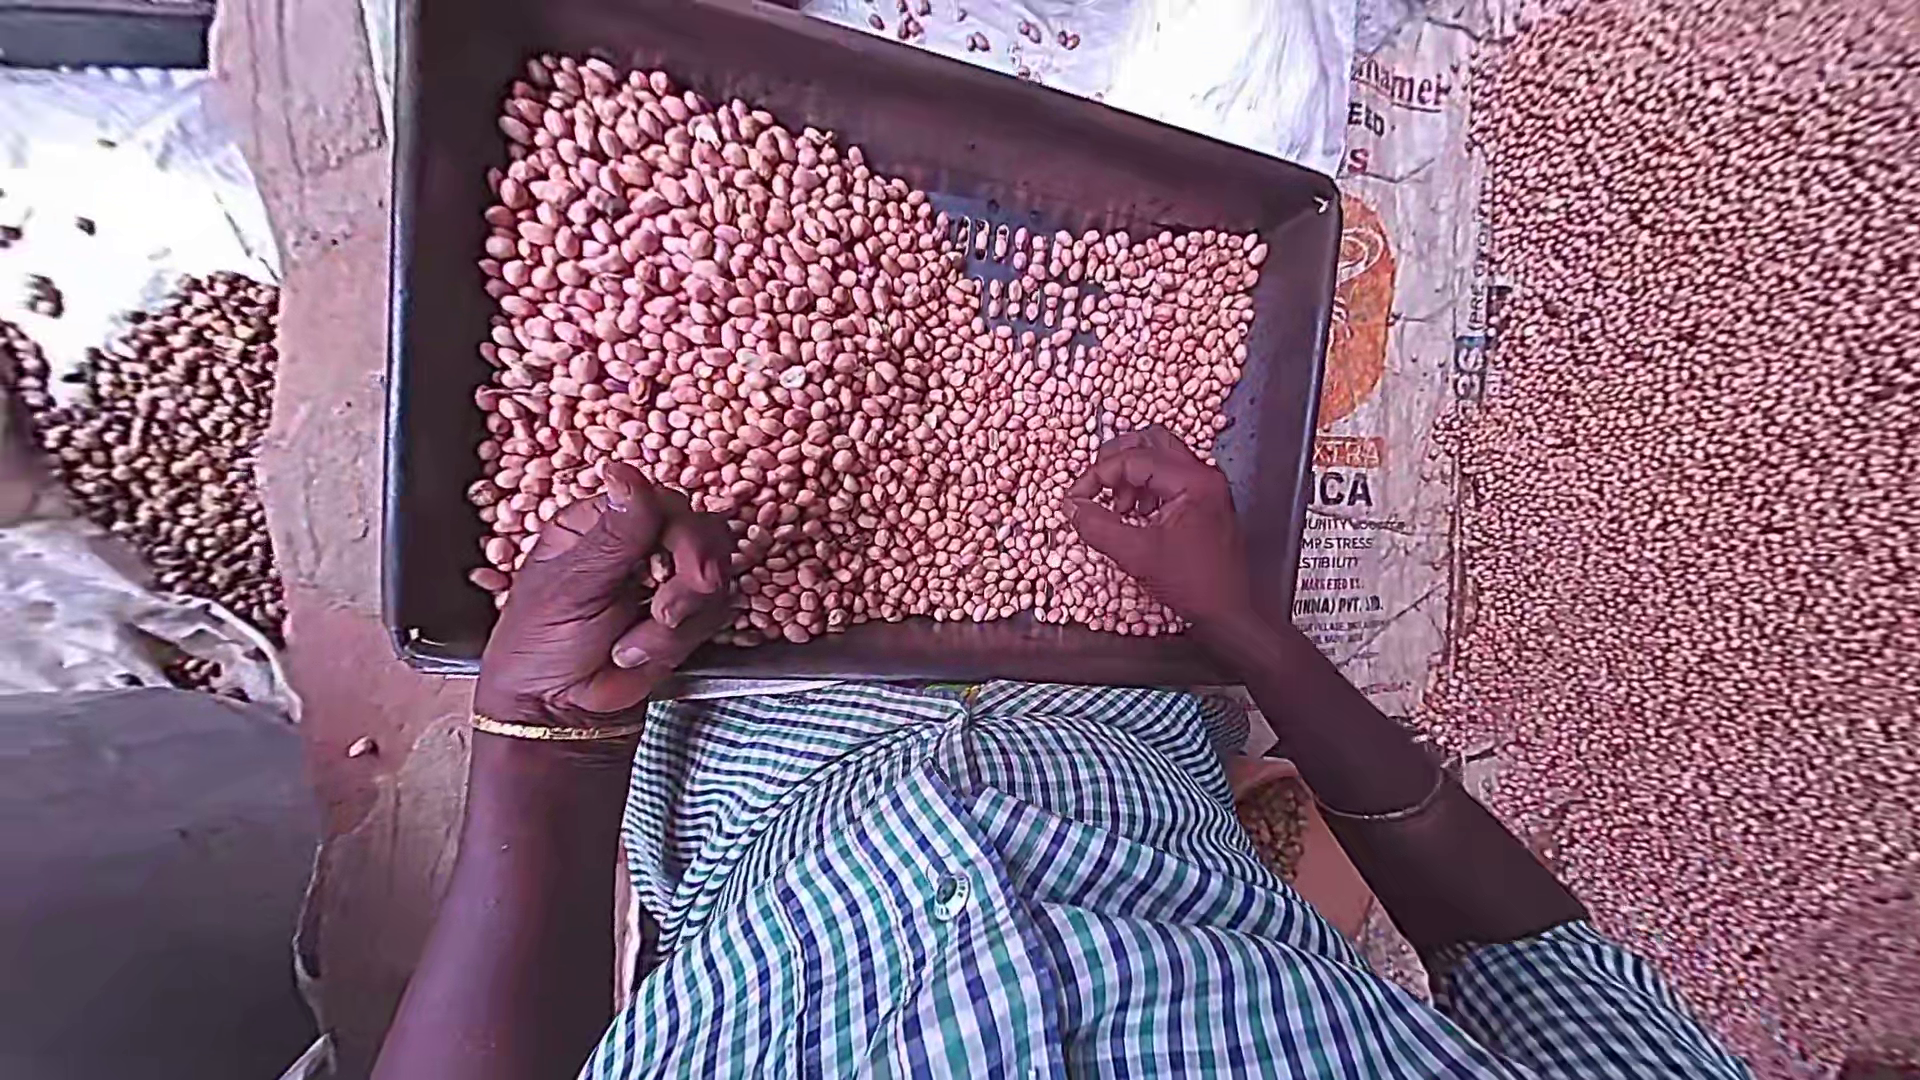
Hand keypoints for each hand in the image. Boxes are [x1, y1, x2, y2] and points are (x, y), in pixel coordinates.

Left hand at [473, 463, 732, 730]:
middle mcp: (644, 544)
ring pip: (716, 575)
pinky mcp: (690, 613)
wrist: (559, 712)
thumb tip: (625, 471)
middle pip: (704, 534)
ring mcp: (671, 578)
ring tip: (634, 647)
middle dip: (692, 578)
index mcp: (605, 523)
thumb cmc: (543, 644)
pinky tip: (642, 654)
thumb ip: (614, 535)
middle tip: (668, 613)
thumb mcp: (572, 587)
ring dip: (681, 618)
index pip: (667, 504)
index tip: (686, 564)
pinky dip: (682, 639)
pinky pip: (717, 611)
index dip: (684, 532)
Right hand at [1064, 425, 1254, 632]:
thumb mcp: (1135, 554)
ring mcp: (1205, 488)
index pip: (1133, 459)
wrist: (1228, 613)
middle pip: (1150, 442)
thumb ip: (1097, 525)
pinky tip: (1133, 516)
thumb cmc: (1191, 584)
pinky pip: (1166, 479)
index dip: (1097, 476)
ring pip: (1158, 458)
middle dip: (1114, 461)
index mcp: (1193, 481)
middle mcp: (1203, 476)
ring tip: (1116, 508)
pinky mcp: (1202, 502)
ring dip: (1129, 476)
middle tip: (1094, 487)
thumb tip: (1071, 506)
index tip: (1076, 499)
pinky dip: (1143, 489)